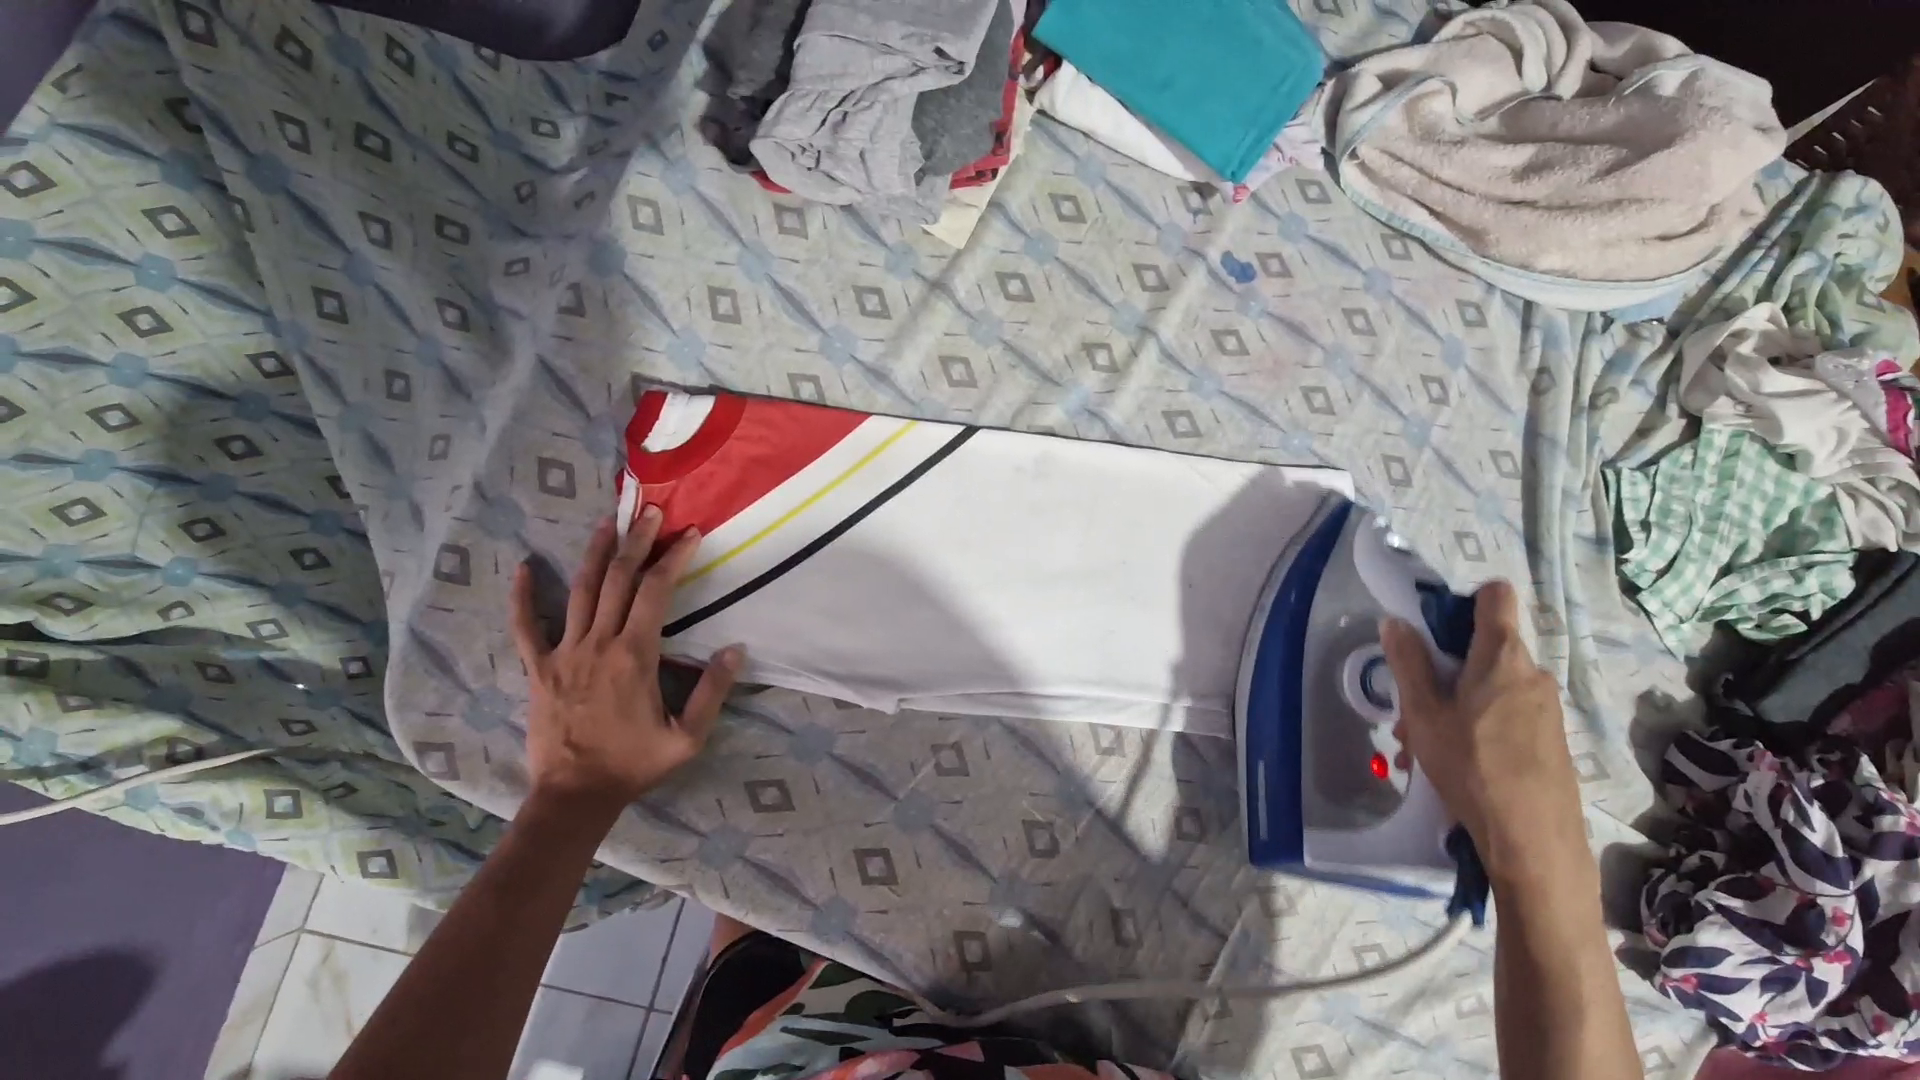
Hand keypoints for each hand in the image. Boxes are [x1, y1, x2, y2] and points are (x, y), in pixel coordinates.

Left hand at [510, 508, 740, 816]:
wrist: (575, 795)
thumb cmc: (635, 765)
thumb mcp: (688, 737)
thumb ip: (712, 691)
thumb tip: (735, 649)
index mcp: (635, 655)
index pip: (656, 591)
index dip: (674, 558)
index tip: (690, 534)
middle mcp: (598, 643)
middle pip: (618, 579)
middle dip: (636, 541)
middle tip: (649, 511)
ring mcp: (564, 652)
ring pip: (579, 591)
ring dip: (595, 553)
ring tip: (607, 521)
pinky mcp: (539, 668)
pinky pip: (525, 626)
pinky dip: (523, 596)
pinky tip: (525, 568)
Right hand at [1380, 580, 1588, 895]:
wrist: (1534, 841)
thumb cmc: (1472, 767)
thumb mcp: (1424, 714)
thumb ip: (1409, 663)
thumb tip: (1396, 621)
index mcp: (1502, 657)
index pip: (1495, 597)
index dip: (1462, 600)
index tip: (1430, 626)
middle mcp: (1532, 674)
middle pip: (1481, 650)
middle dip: (1440, 671)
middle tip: (1409, 710)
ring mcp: (1546, 708)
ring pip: (1488, 688)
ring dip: (1450, 706)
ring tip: (1418, 748)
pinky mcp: (1550, 739)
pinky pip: (1504, 715)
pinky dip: (1473, 727)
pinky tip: (1449, 765)